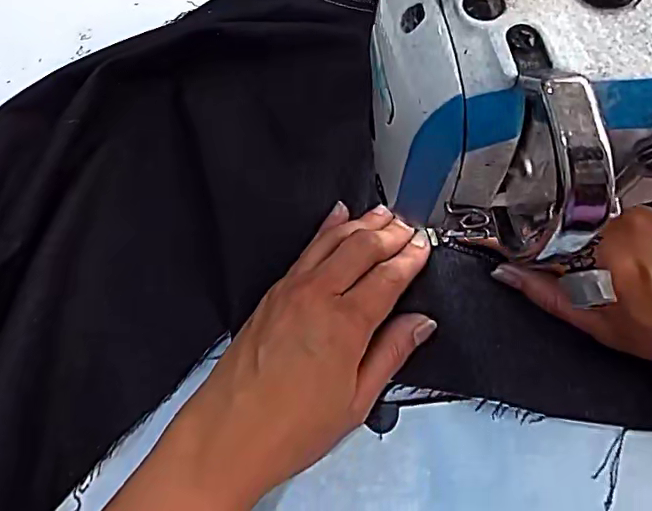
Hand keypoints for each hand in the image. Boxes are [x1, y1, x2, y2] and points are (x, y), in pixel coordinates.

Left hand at [115, 202, 435, 509]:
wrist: (227, 436)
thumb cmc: (287, 429)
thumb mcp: (356, 402)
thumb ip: (393, 353)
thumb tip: (420, 325)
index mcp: (345, 325)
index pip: (389, 275)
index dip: (411, 257)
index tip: (424, 247)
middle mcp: (319, 297)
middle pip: (365, 247)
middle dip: (393, 232)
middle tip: (410, 227)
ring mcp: (294, 288)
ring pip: (337, 238)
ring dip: (364, 222)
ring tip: (384, 213)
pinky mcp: (275, 289)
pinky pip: (309, 245)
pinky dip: (328, 227)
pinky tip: (339, 216)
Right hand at [491, 206, 651, 390]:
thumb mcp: (609, 328)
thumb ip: (552, 297)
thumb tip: (514, 276)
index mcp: (606, 242)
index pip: (545, 237)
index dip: (521, 249)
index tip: (503, 251)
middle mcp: (625, 219)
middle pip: (570, 230)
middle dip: (564, 257)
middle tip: (582, 291)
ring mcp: (646, 216)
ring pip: (596, 229)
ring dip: (593, 255)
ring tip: (621, 292)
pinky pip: (623, 229)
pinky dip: (618, 251)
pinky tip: (641, 282)